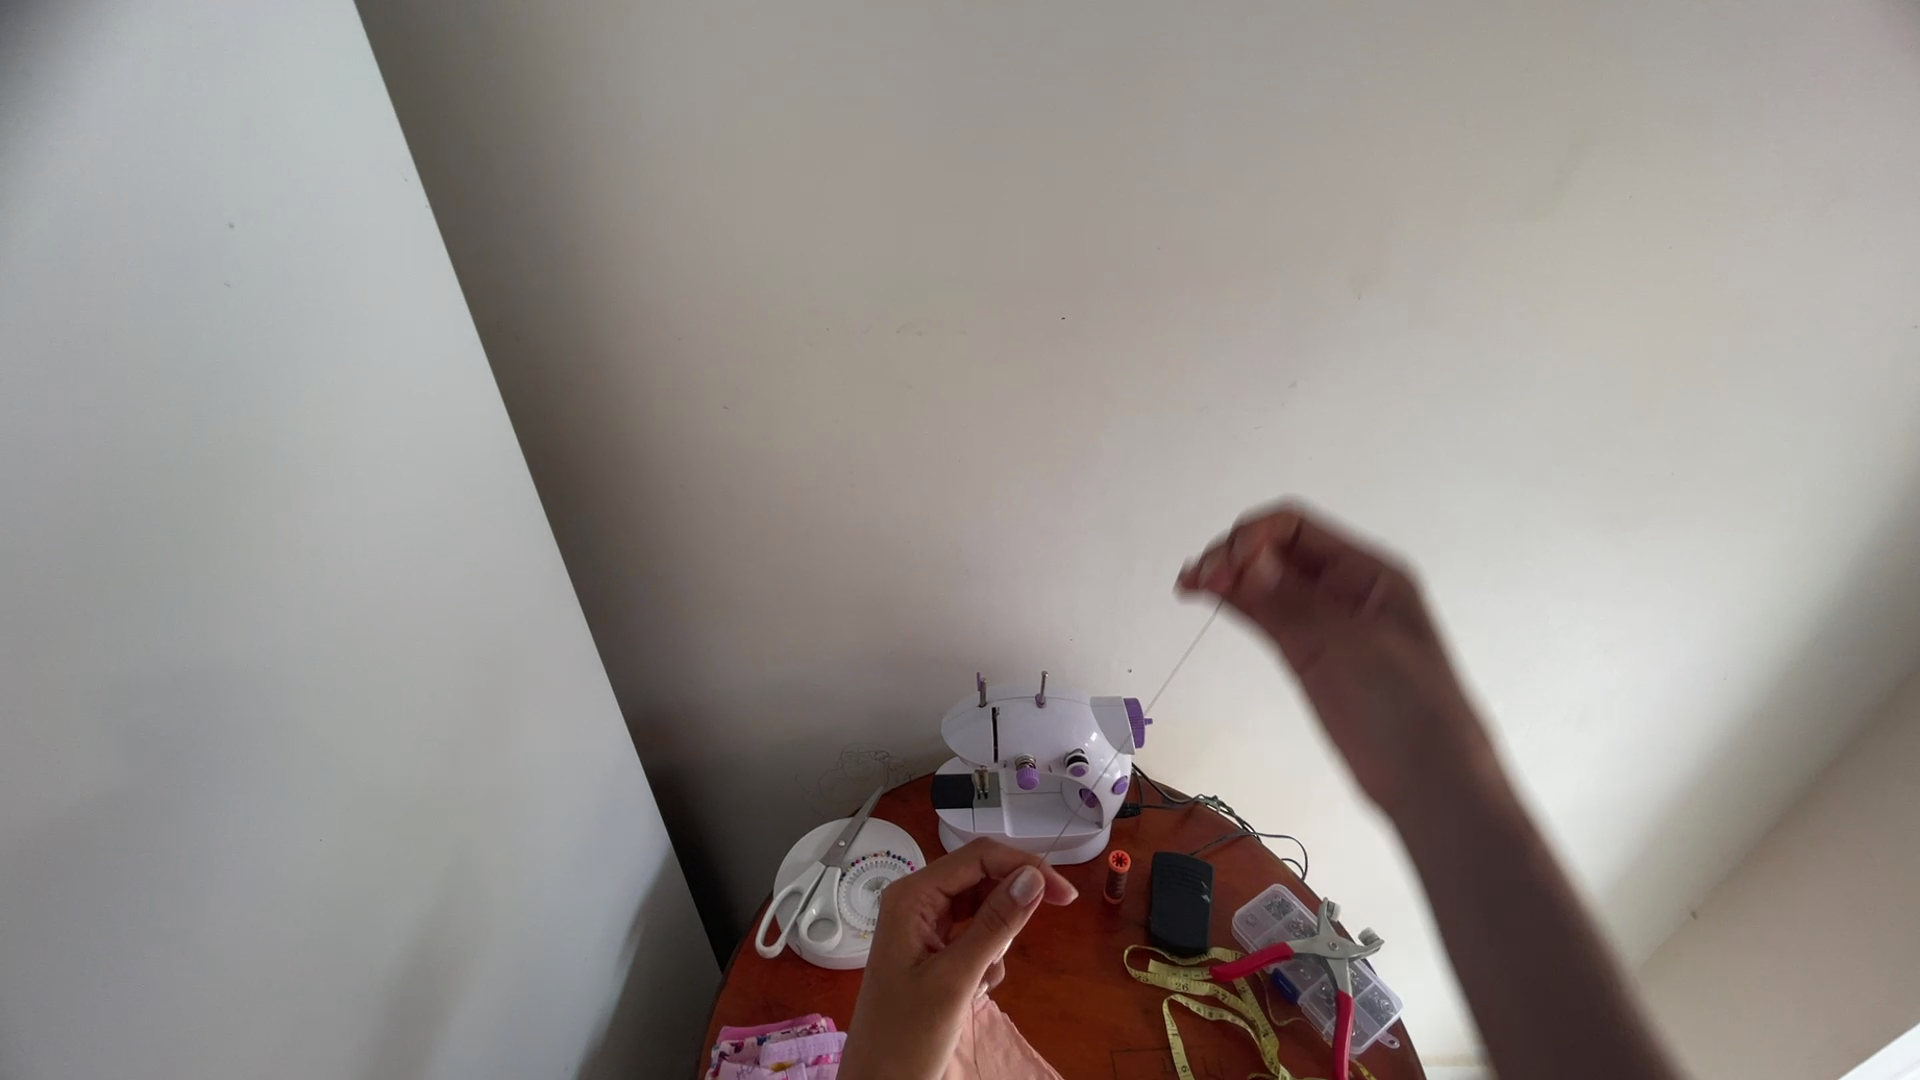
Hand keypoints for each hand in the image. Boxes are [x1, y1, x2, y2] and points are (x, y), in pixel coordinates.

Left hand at [838, 839, 1077, 1079]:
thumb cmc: (905, 1038)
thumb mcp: (955, 980)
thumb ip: (995, 925)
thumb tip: (1033, 877)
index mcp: (912, 894)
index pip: (978, 857)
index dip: (1023, 866)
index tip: (1064, 895)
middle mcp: (918, 899)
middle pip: (981, 878)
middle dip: (1007, 909)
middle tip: (1016, 948)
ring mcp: (925, 924)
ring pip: (982, 908)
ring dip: (996, 940)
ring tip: (981, 980)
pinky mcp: (934, 949)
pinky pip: (975, 935)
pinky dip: (987, 958)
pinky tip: (976, 989)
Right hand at [1177, 499, 1499, 813]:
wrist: (1431, 783)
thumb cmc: (1407, 707)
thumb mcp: (1349, 646)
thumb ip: (1291, 602)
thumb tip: (1241, 558)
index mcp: (1367, 572)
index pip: (1295, 528)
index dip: (1252, 537)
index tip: (1220, 566)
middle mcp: (1341, 586)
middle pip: (1274, 550)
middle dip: (1232, 554)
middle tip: (1196, 580)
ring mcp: (1321, 619)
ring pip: (1262, 581)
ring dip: (1225, 575)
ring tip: (1187, 585)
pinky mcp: (1304, 650)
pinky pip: (1262, 612)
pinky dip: (1233, 601)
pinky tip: (1205, 596)